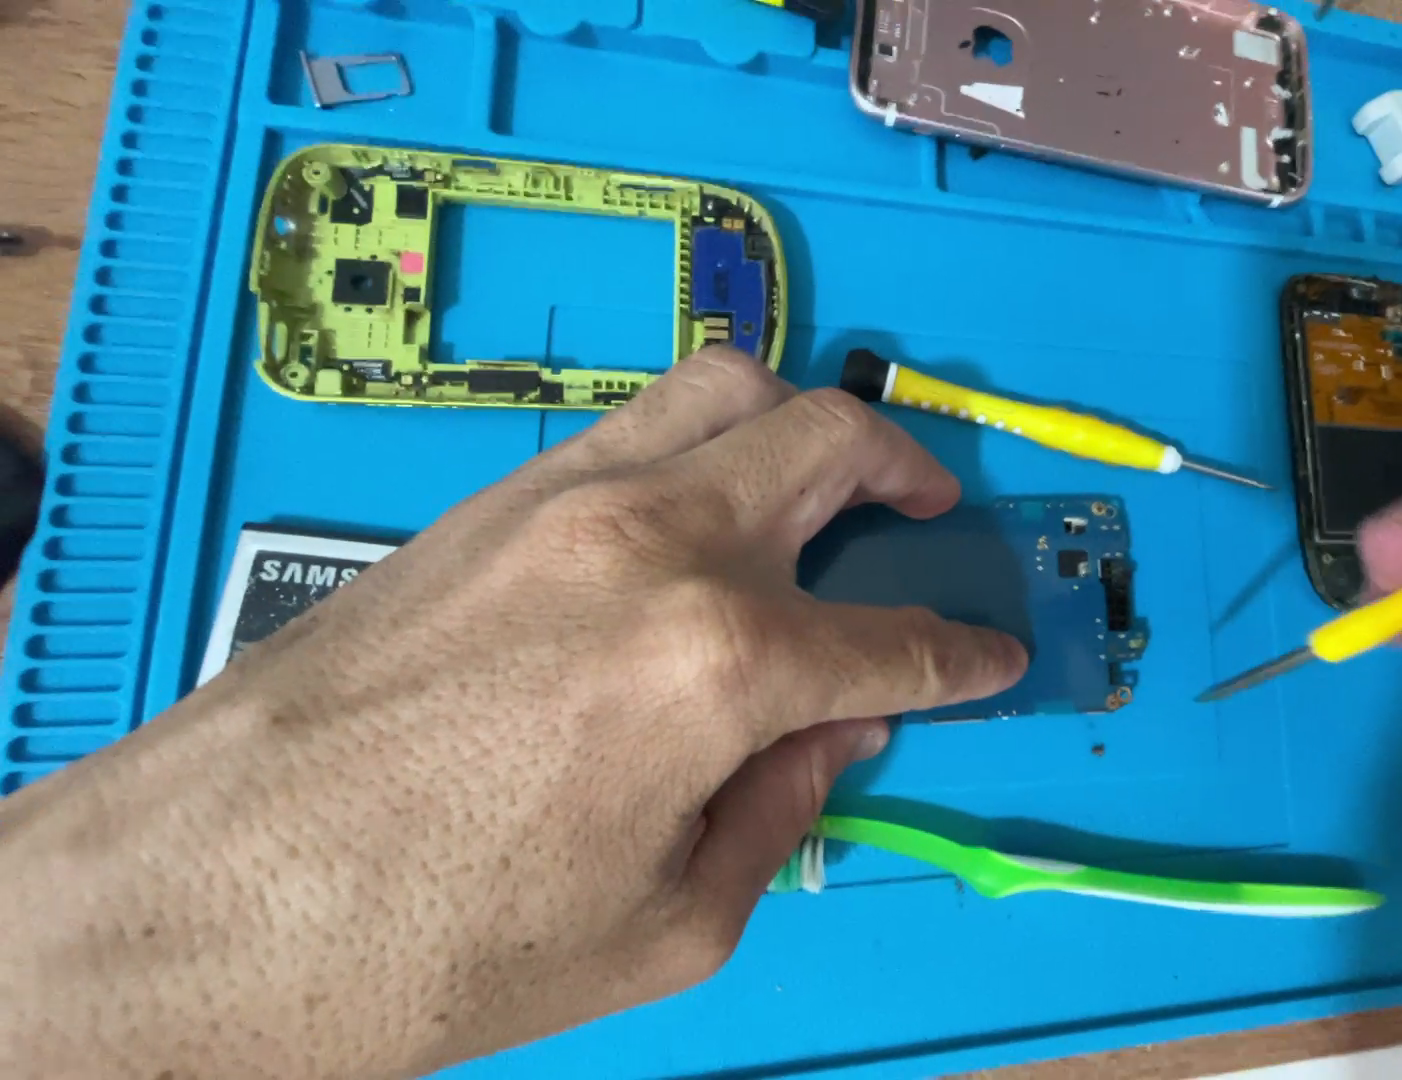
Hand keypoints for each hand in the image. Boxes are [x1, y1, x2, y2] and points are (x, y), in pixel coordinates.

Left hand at [0, 348, 1026, 1077]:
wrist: (185, 903)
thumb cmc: (445, 950)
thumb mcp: (676, 923)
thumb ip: (790, 802)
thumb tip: (850, 722)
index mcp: (722, 665)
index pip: (893, 644)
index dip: (962, 658)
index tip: (996, 658)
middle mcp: (667, 544)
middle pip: (831, 441)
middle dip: (909, 469)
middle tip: (929, 507)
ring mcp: (580, 494)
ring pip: (738, 385)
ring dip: (810, 420)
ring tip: (828, 476)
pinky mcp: (508, 488)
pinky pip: (651, 417)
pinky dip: (718, 436)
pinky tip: (713, 501)